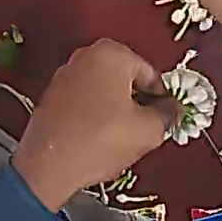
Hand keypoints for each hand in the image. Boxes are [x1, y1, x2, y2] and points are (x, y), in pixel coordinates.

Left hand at [12, 40, 174, 210]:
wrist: (47, 166)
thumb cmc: (99, 140)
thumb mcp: (148, 130)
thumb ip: (169, 114)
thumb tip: (173, 109)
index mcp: (112, 54)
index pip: (152, 75)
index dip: (162, 100)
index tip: (165, 119)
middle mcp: (87, 55)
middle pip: (128, 79)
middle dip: (139, 102)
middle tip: (144, 129)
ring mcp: (66, 73)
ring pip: (106, 89)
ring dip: (118, 108)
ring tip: (120, 136)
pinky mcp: (52, 93)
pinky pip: (86, 98)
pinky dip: (96, 112)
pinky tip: (99, 136)